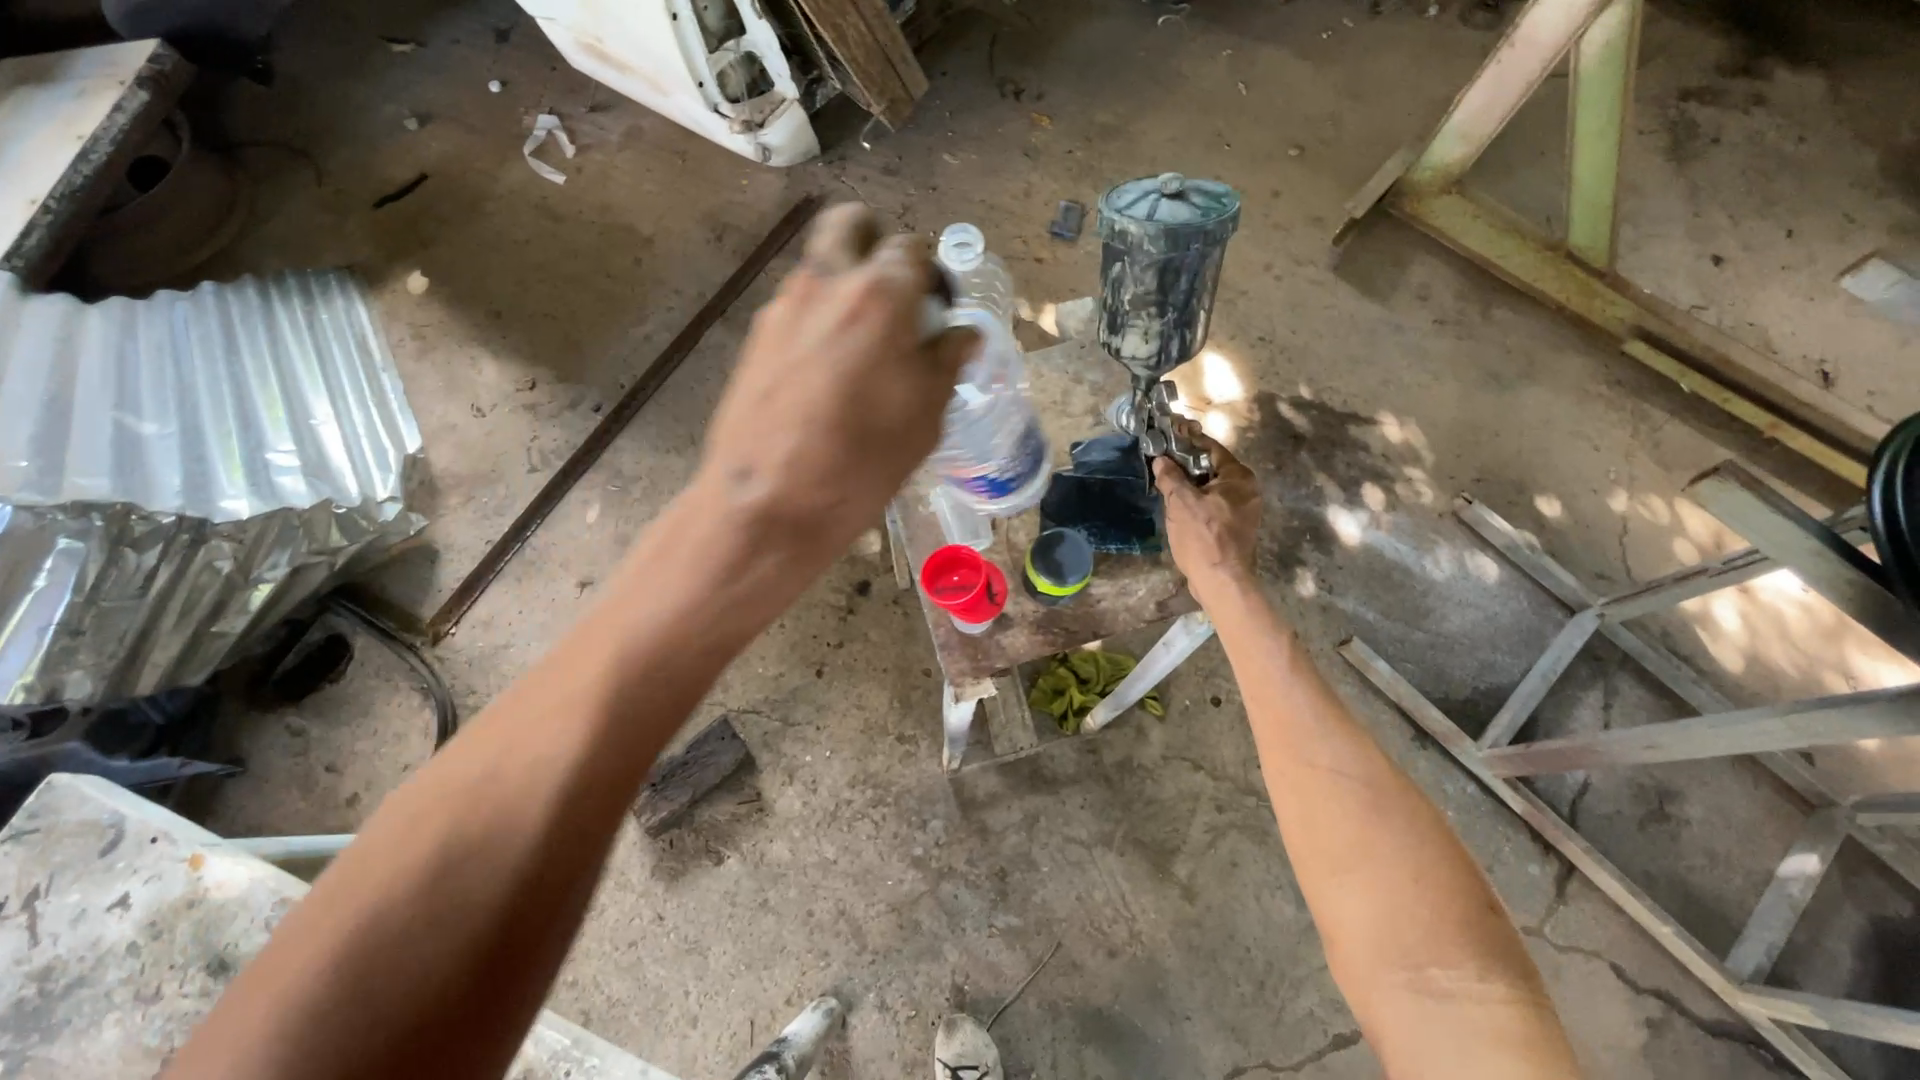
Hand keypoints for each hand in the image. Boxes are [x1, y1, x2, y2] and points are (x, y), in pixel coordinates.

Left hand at [698, 203, 977, 563]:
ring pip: (819, 269)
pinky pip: (795, 311)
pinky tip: (826, 377)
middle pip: (851, 224)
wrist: (766, 505)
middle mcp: (825, 284)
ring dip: (844, 287)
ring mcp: (781, 309)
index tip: (939, 311)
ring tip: (862, 349)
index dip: (933, 276)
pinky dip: (817, 323)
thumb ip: (945, 362)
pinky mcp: (754, 341)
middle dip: (876, 245)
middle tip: (895, 297)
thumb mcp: (925, 416)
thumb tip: (963, 333)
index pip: (913, 249)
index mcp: (879, 294)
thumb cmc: (862, 462)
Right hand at [1152, 422, 1260, 604]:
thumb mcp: (1181, 503)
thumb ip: (1170, 477)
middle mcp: (1247, 490)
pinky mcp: (1236, 528)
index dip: (1188, 441)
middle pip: (1212, 468)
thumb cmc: (1203, 536)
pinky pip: (1214, 506)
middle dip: (1186, 465)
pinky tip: (1178, 508)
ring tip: (1166, 484)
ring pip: (1212, 489)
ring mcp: (1244, 511)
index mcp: (1239, 477)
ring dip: (1190, 486)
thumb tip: (1160, 460)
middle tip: (1162, 463)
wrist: (1222, 581)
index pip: (1211, 448)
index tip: (1167, 437)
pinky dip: (1198, 503)